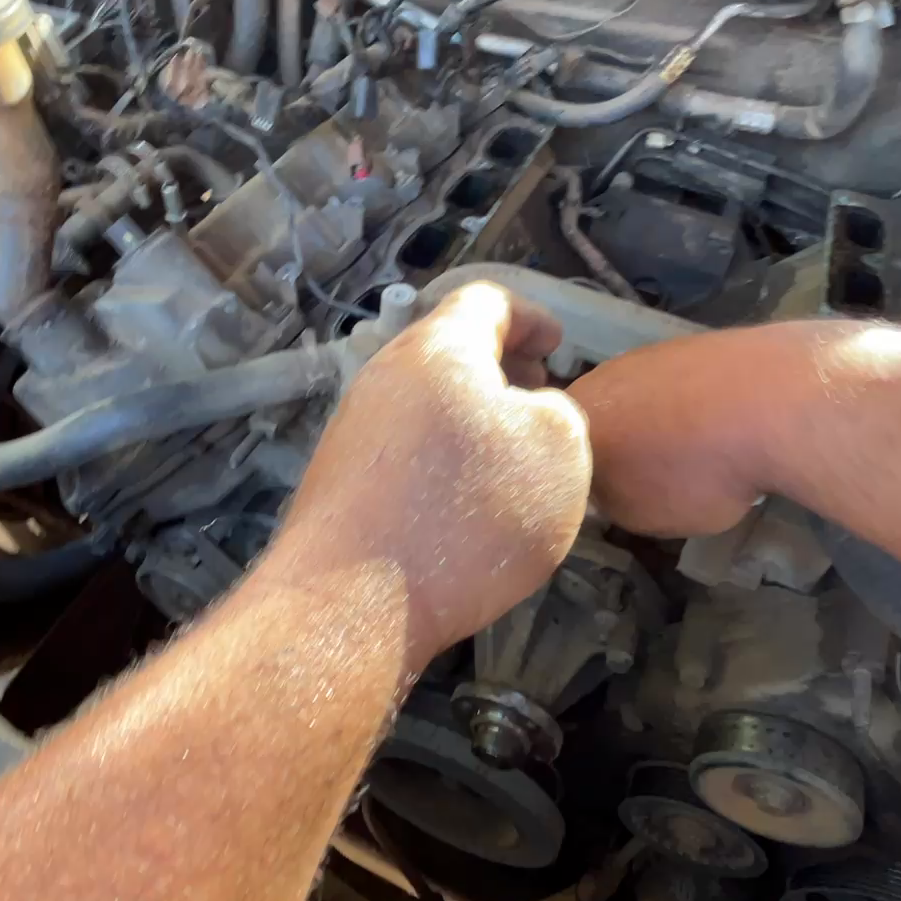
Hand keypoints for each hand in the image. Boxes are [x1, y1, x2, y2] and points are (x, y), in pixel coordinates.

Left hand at [274, 282, 591, 667]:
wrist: (352, 599)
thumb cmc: (468, 513)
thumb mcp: (558, 451)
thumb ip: (559, 412)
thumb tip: (529, 411)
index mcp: (439, 349)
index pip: (486, 301)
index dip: (530, 315)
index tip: (556, 343)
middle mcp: (386, 374)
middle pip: (450, 348)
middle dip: (502, 365)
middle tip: (539, 395)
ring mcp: (355, 426)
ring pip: (426, 398)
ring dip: (472, 412)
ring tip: (508, 453)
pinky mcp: (341, 476)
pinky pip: (405, 443)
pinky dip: (443, 450)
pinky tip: (463, 498)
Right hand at [569, 327, 804, 537]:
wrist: (773, 404)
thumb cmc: (691, 471)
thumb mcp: (638, 513)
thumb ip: (608, 501)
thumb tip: (606, 488)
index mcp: (573, 416)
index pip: (557, 451)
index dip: (578, 477)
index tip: (603, 498)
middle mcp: (601, 377)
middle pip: (597, 419)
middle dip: (615, 446)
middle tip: (644, 479)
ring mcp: (648, 355)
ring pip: (639, 400)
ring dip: (656, 425)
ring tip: (693, 455)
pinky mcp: (693, 345)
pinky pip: (680, 386)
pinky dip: (693, 407)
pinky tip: (722, 429)